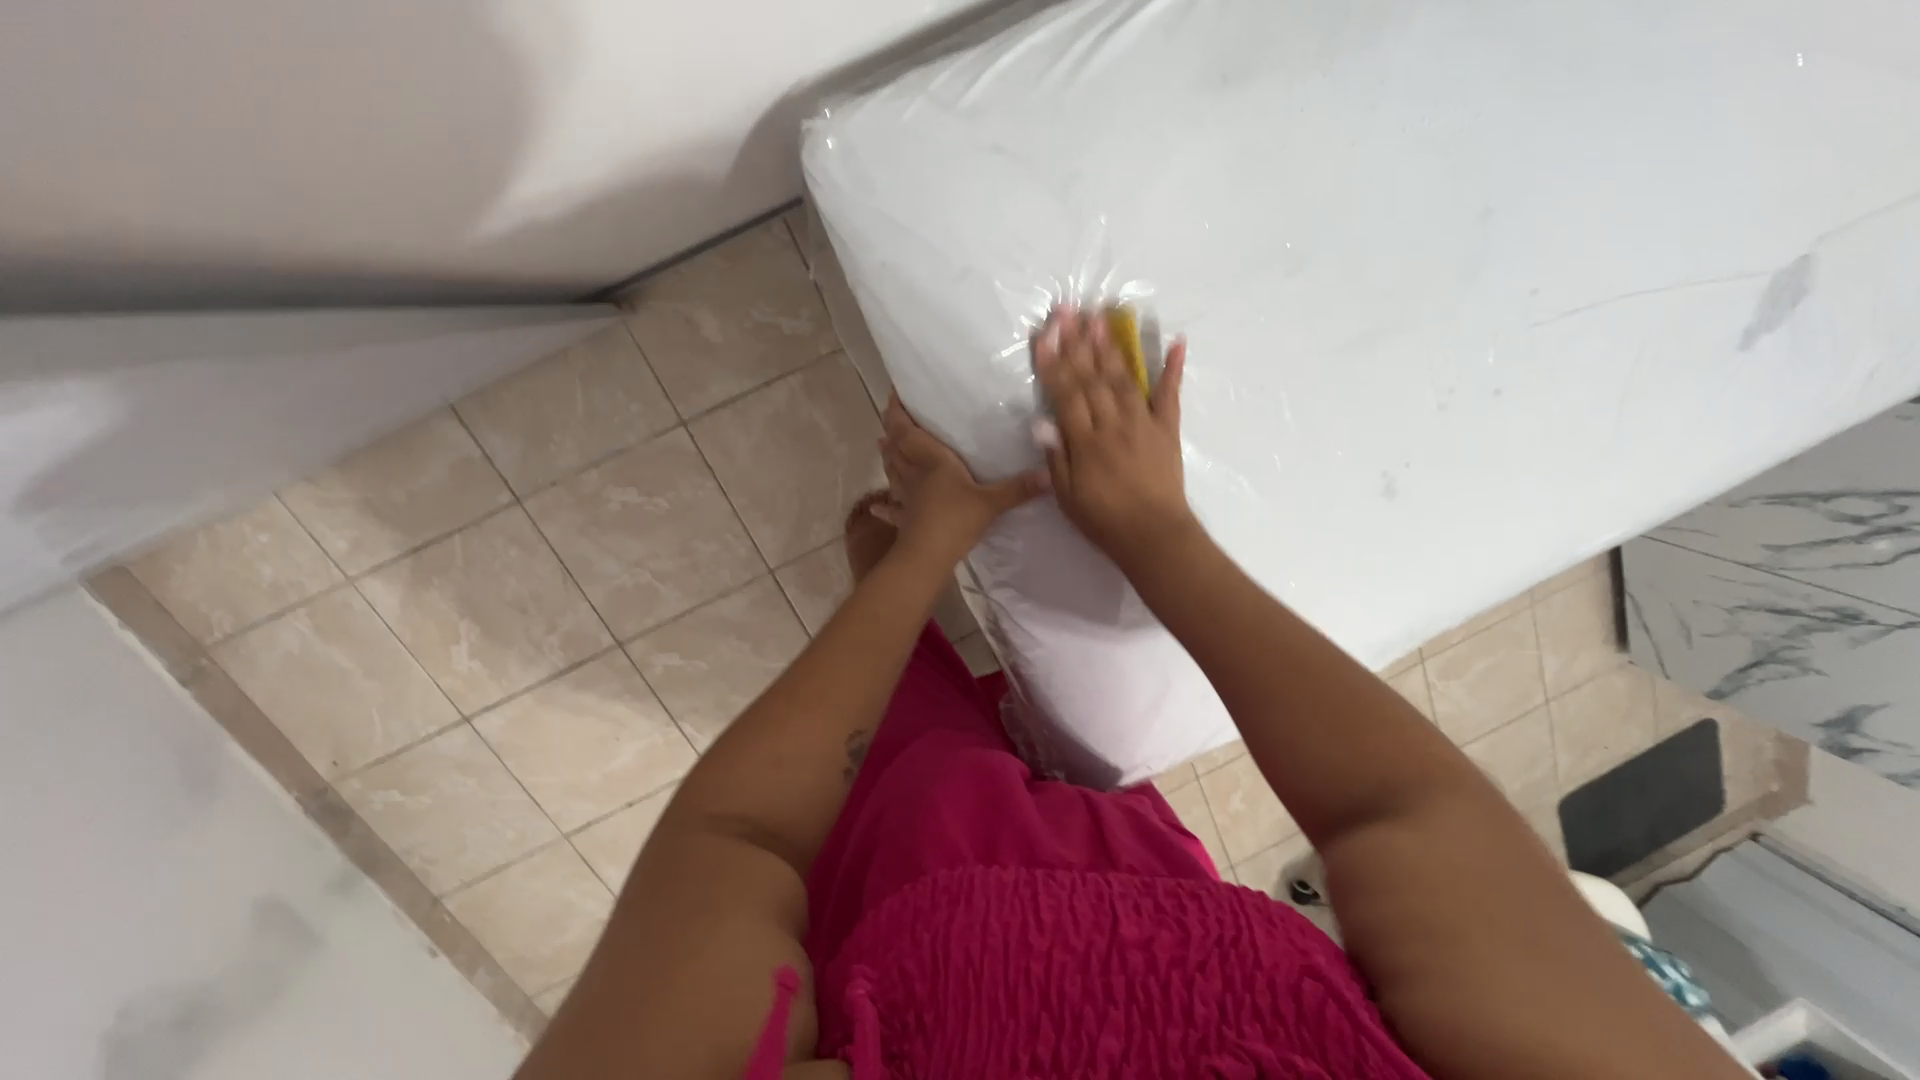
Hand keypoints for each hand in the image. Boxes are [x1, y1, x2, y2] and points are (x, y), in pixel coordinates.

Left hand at [872, 394, 1047, 565]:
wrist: (927, 556)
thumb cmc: (955, 521)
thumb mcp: (991, 502)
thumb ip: (1018, 488)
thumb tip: (1049, 474)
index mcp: (932, 461)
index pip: (907, 431)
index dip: (898, 413)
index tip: (893, 395)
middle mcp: (914, 474)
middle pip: (896, 447)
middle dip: (892, 430)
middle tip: (890, 417)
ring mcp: (905, 497)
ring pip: (892, 471)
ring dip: (887, 457)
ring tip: (883, 444)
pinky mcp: (903, 519)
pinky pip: (892, 508)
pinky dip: (884, 505)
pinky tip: (878, 505)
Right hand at [1032, 306, 1197, 568]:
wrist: (1154, 536)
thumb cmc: (1104, 520)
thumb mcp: (1068, 496)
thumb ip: (1057, 457)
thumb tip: (1042, 420)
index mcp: (1086, 441)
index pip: (1065, 392)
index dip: (1053, 361)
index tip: (1044, 332)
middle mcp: (1113, 423)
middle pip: (1092, 376)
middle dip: (1077, 341)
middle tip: (1069, 309)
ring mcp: (1143, 422)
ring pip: (1124, 377)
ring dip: (1111, 345)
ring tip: (1101, 316)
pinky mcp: (1168, 428)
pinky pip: (1170, 394)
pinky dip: (1174, 367)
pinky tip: (1176, 340)